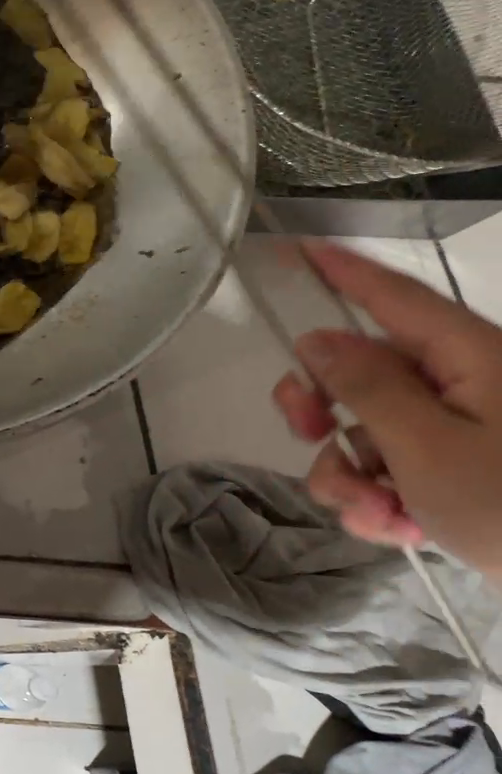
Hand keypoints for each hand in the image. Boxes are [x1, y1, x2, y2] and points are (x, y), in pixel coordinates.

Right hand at [271, 241, 501, 578]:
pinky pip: (387, 468)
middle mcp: (467, 384)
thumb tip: (319, 339)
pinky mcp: (458, 468)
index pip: (396, 300)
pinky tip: (397, 527)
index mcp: (472, 360)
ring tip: (378, 515)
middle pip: (360, 370)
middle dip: (318, 410)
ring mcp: (463, 428)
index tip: (301, 246)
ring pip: (363, 431)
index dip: (346, 274)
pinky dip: (377, 499)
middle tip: (305, 436)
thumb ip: (367, 388)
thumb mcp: (428, 448)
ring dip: (348, 475)